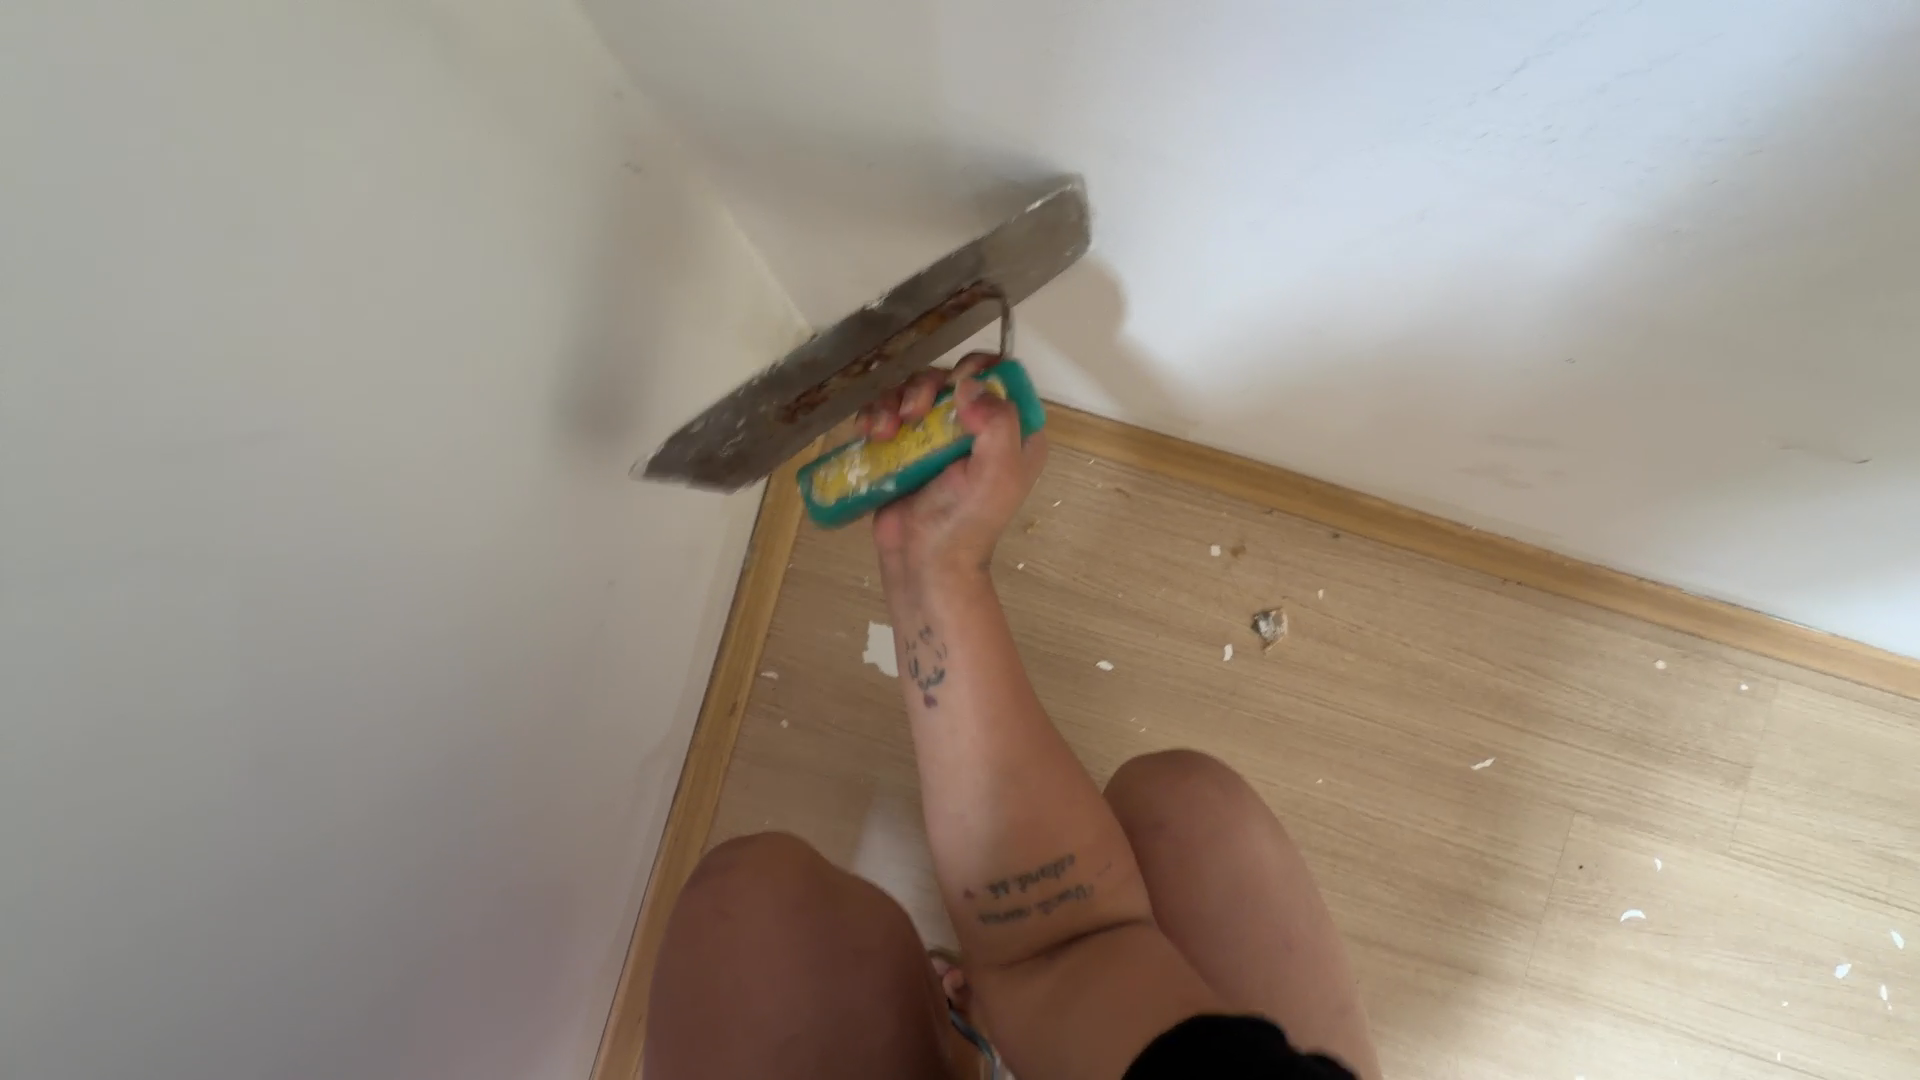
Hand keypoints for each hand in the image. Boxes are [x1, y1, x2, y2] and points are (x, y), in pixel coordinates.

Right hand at [857, 353, 1048, 581]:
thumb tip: (969, 385)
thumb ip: (998, 423)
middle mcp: (977, 430)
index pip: (1001, 377)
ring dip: (895, 401)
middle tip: (913, 413)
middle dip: (926, 386)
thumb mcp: (999, 474)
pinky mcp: (905, 449)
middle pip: (951, 378)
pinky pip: (888, 413)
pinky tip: (869, 432)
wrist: (924, 563)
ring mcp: (938, 438)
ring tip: (885, 431)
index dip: (977, 370)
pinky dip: (876, 415)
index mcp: (1013, 434)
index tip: (955, 386)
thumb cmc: (967, 524)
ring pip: (914, 391)